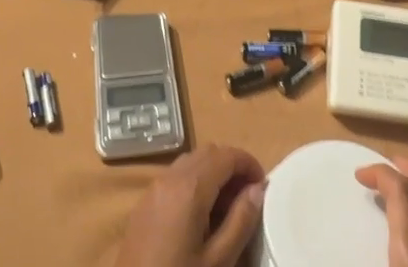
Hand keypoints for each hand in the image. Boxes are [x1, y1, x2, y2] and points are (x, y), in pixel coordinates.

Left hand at [113, 144, 266, 266]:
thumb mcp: (218, 260)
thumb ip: (241, 221)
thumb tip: (257, 189)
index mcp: (189, 188)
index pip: (226, 155)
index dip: (249, 164)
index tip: (263, 187)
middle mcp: (169, 178)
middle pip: (208, 152)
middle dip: (232, 166)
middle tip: (247, 197)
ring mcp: (153, 188)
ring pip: (190, 162)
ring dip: (213, 173)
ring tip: (227, 207)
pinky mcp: (144, 203)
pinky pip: (175, 177)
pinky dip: (195, 182)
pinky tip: (202, 214)